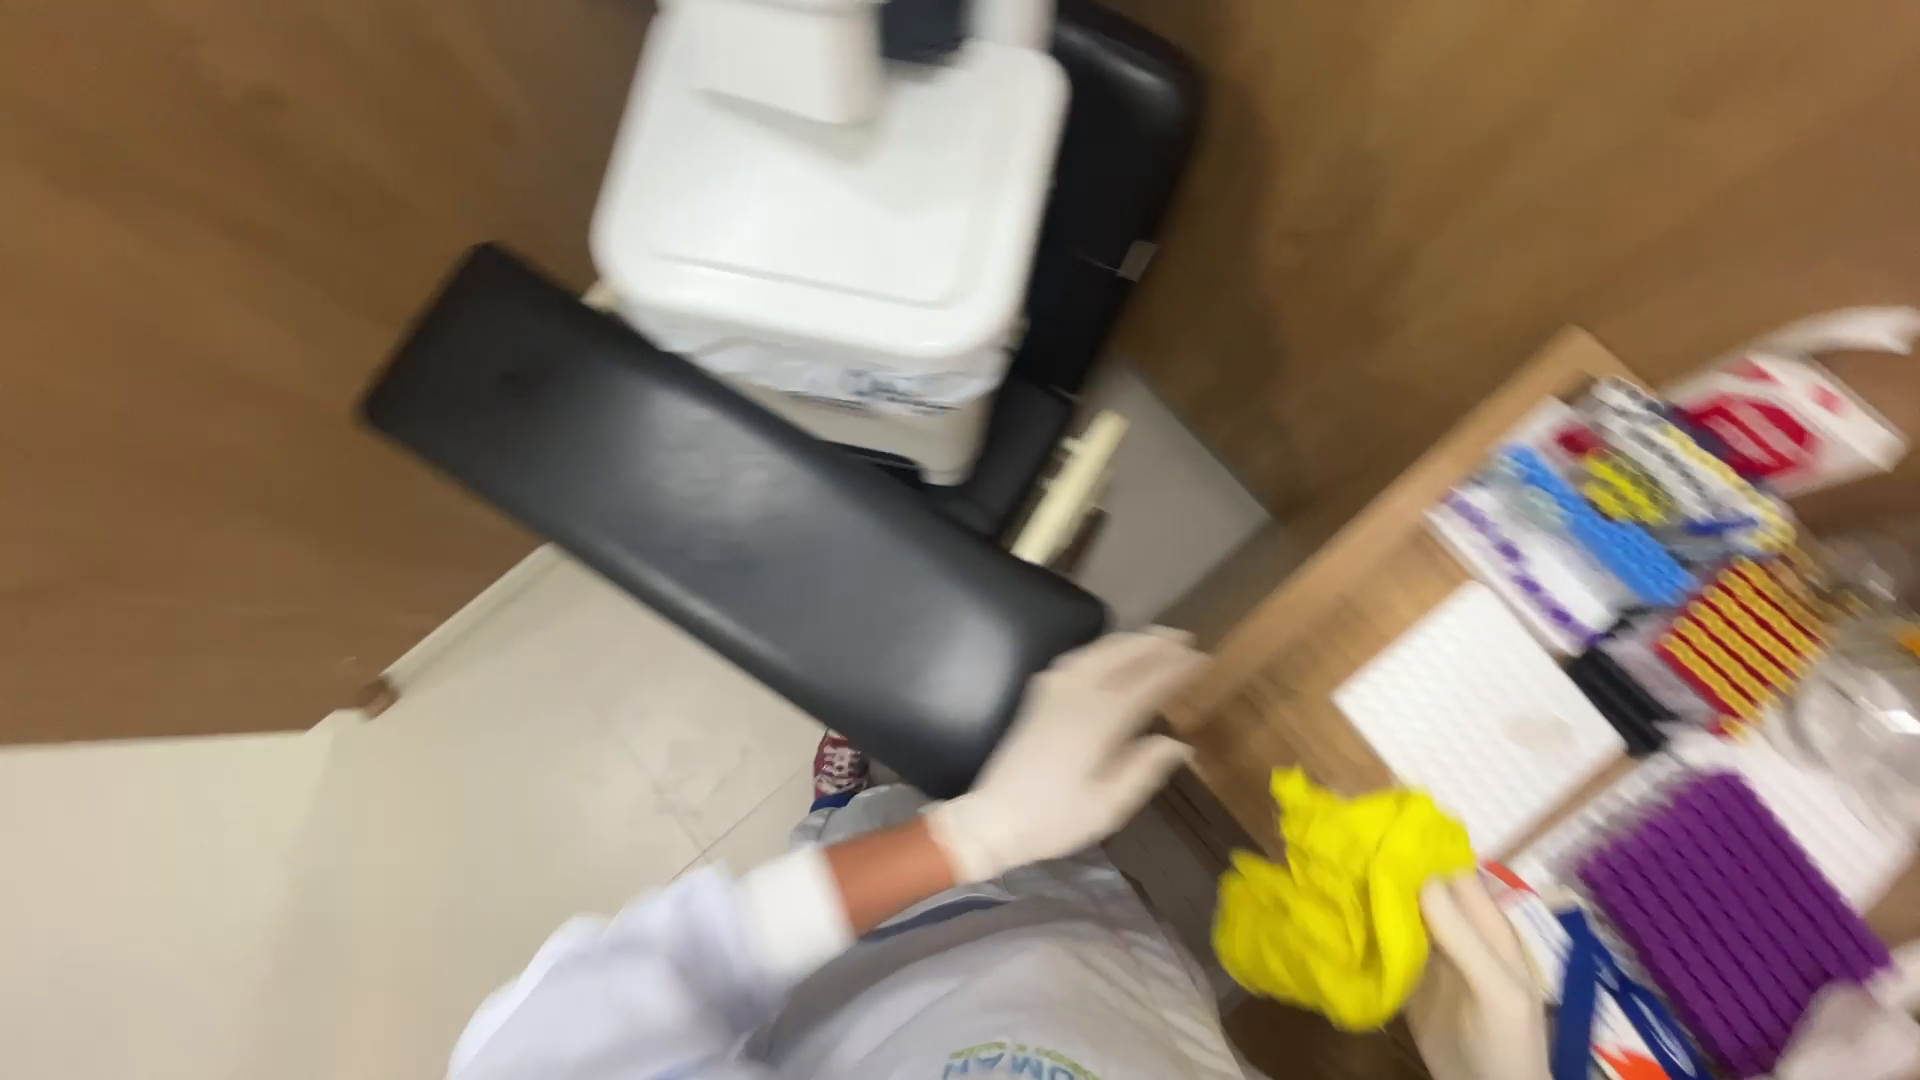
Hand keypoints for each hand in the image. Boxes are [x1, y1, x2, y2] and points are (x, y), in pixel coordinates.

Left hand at [926, 629, 1207, 882]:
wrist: (993, 818)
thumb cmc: (1055, 820)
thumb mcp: (1108, 807)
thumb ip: (1144, 769)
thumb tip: (1178, 743)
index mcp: (1099, 723)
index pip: (1146, 684)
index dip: (1174, 669)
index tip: (1200, 659)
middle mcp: (1076, 696)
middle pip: (1120, 657)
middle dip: (1153, 644)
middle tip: (1183, 638)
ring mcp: (1052, 691)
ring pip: (1096, 652)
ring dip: (1127, 642)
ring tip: (1153, 639)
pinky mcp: (1038, 696)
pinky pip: (1075, 659)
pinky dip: (1099, 649)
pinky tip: (1107, 654)